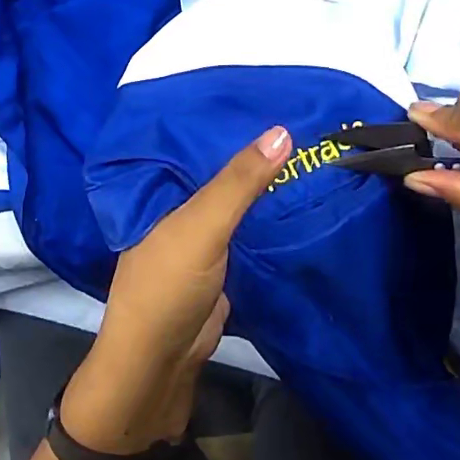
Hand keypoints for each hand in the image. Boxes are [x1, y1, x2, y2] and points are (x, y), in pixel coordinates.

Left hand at [58, 126, 291, 452]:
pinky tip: (294, 197)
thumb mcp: (202, 226)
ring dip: (258, 181)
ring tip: (304, 146)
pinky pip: (242, 228)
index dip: (219, 114)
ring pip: (230, 198)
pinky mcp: (215, 262)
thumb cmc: (167, 285)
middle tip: (297, 115)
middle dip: (247, 147)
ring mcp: (194, 233)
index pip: (187, 135)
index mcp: (155, 183)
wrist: (158, 368)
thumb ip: (238, 182)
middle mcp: (171, 201)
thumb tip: (282, 130)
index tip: (263, 90)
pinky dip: (263, 215)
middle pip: (212, 165)